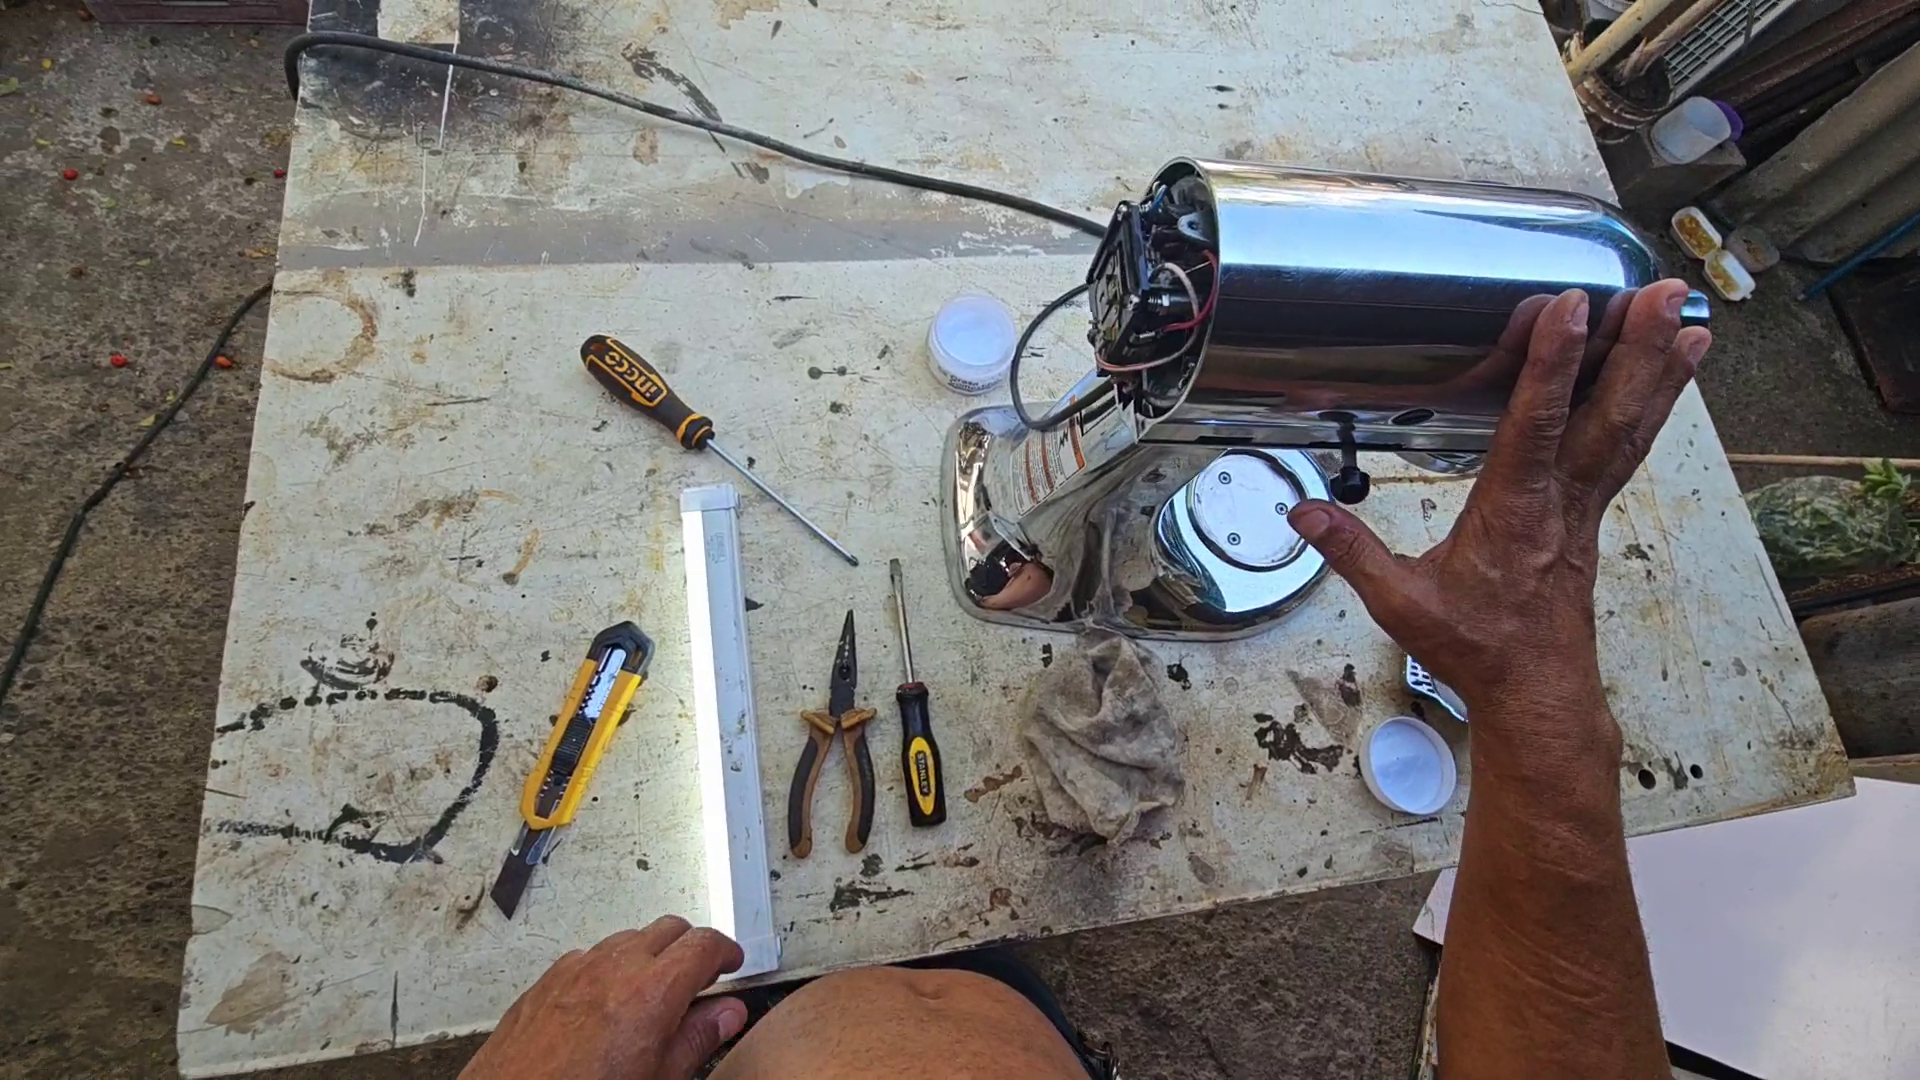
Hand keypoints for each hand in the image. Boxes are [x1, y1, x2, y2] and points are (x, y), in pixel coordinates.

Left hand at [461, 916, 747, 1079]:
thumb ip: (697, 1041)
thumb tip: (729, 1013)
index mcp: (652, 991)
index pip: (705, 944)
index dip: (725, 951)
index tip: (730, 965)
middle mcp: (616, 967)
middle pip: (671, 928)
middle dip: (690, 947)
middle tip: (697, 979)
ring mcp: (577, 970)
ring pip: (630, 938)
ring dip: (649, 954)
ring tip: (651, 993)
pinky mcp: (545, 983)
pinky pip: (589, 956)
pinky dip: (608, 968)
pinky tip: (604, 1003)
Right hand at [1287, 281, 1709, 728]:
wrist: (1533, 687)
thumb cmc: (1473, 644)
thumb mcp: (1397, 602)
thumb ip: (1350, 551)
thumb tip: (1304, 510)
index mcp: (1512, 515)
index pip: (1535, 428)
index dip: (1552, 366)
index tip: (1570, 311)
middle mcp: (1559, 504)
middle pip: (1605, 418)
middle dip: (1631, 351)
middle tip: (1658, 292)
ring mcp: (1582, 510)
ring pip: (1628, 431)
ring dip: (1654, 373)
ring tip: (1680, 317)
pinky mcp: (1587, 518)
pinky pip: (1625, 452)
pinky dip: (1650, 409)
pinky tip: (1660, 384)